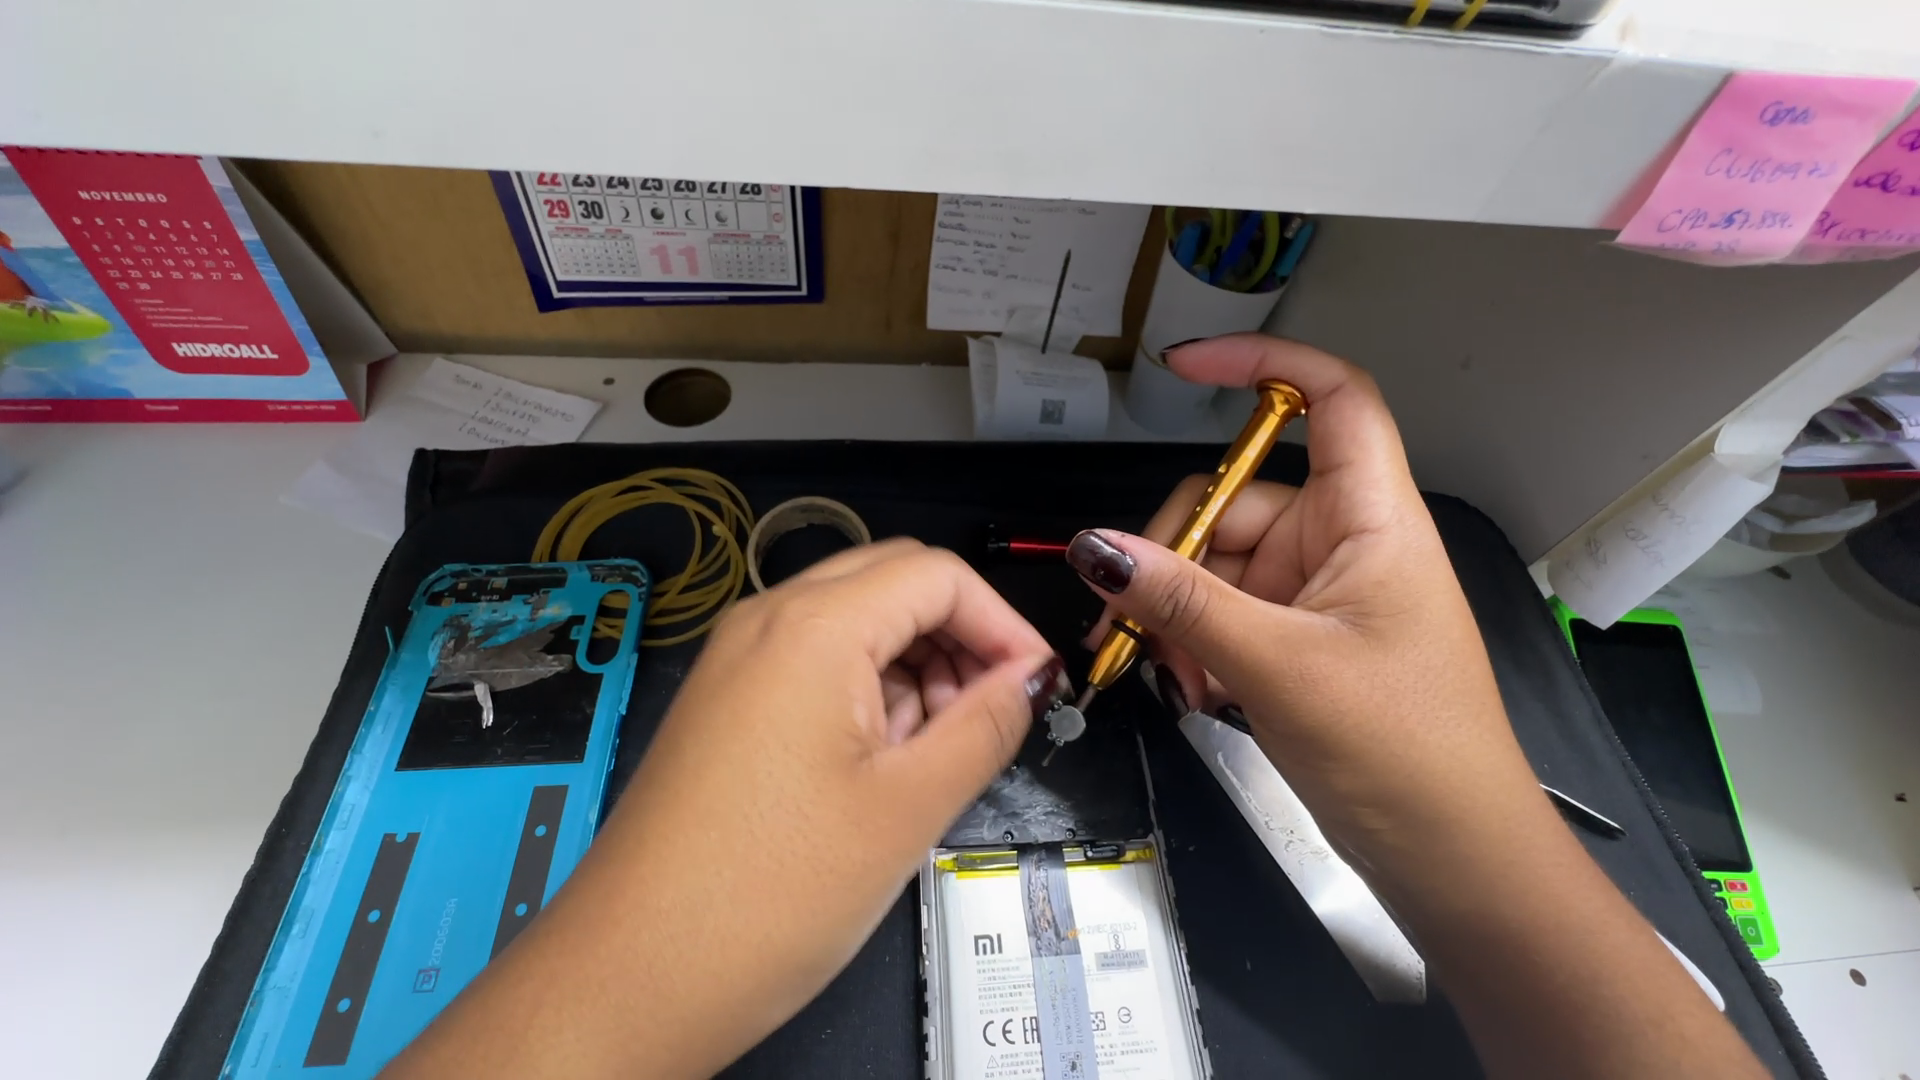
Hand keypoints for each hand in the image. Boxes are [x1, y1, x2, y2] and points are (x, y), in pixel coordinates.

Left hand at [388, 540, 1069, 1079]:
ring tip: (937, 747)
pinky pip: (817, 661)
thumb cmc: (773, 893)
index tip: (1038, 684)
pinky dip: (870, 687)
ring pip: (856, 621)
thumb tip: (1031, 679)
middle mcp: (768, 619)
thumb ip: (984, 726)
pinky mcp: (728, 701)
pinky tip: (882, 758)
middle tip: (992, 713)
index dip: (1002, 622)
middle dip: (959, 635)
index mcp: (813, 626)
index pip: (938, 575)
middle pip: (894, 584)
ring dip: (916, 664)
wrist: (626, 979)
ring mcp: (739, 658)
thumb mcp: (905, 809)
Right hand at [1069, 333, 1541, 871]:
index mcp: (1371, 519)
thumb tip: (1096, 547)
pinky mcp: (1295, 637)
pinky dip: (1193, 643)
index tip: (1184, 366)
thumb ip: (1181, 602)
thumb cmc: (1405, 754)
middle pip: (1233, 501)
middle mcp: (1340, 542)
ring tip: (1173, 676)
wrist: (1451, 859)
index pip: (1330, 398)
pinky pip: (1222, 612)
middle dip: (1171, 557)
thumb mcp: (1279, 667)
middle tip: (1129, 618)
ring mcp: (1314, 592)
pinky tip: (1193, 688)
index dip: (1262, 362)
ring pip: (1215, 566)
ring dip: (1176, 615)